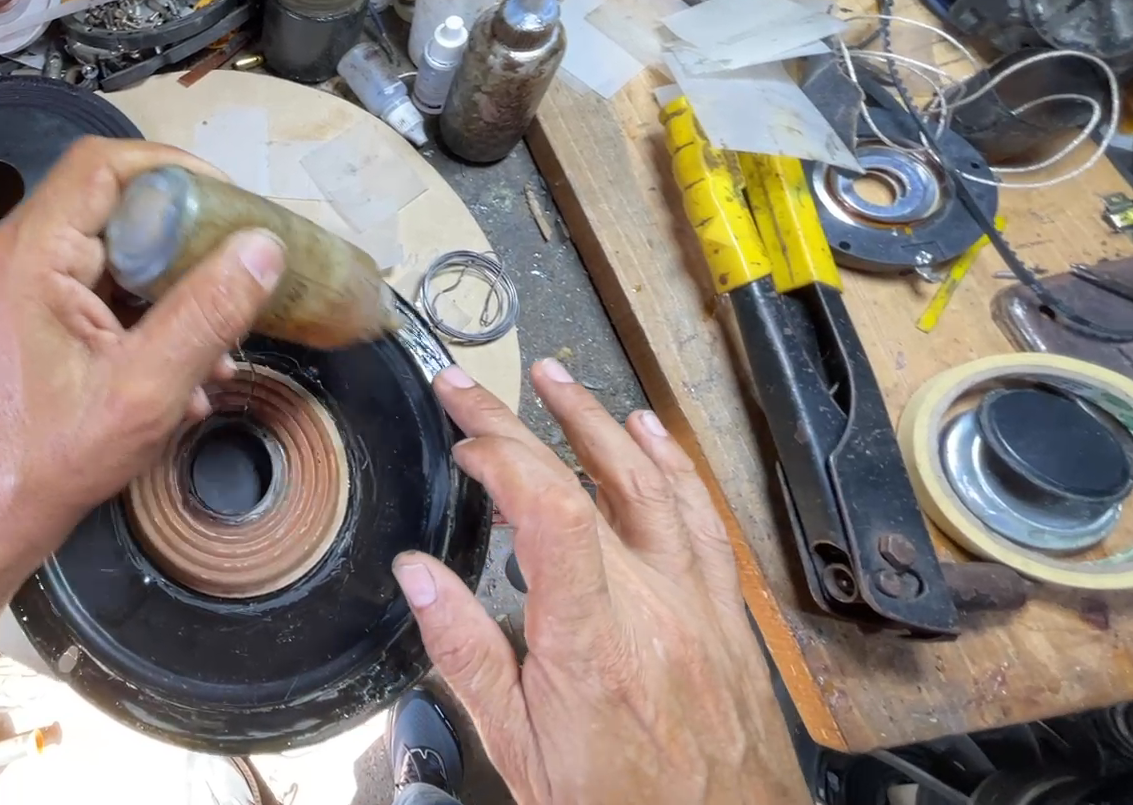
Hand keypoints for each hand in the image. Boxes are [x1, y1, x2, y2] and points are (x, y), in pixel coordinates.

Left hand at [0, 137, 285, 560]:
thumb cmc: (53, 459)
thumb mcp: (144, 390)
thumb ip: (206, 314)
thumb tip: (262, 248)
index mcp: (32, 254)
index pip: (103, 165)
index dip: (172, 169)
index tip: (229, 203)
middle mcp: (16, 254)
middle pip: (111, 205)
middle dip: (182, 236)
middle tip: (236, 267)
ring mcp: (20, 284)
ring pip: (112, 250)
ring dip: (170, 284)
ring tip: (219, 337)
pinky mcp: (30, 313)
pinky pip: (99, 288)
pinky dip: (146, 313)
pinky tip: (186, 366)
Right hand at [391, 360, 807, 804]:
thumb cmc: (612, 804)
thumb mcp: (516, 744)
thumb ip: (462, 649)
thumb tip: (414, 570)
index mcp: (591, 642)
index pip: (552, 513)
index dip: (502, 457)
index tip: (461, 442)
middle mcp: (652, 610)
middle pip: (583, 483)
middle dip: (512, 422)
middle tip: (465, 386)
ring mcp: (696, 605)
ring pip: (648, 484)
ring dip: (593, 419)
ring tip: (551, 375)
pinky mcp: (723, 613)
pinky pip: (702, 520)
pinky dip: (671, 463)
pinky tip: (646, 428)